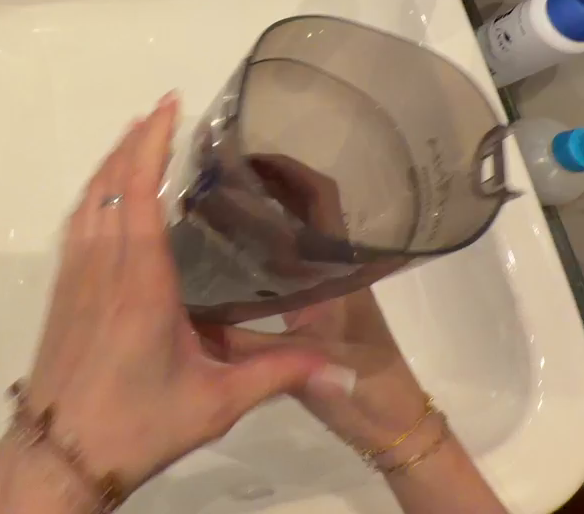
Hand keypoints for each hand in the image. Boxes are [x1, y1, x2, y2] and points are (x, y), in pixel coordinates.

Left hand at [14, 93, 334, 490]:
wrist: (59, 453)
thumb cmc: (138, 423)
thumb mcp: (215, 402)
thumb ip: (276, 373)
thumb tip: (340, 366)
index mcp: (141, 279)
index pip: (141, 190)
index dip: (152, 142)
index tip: (169, 106)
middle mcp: (104, 261)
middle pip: (113, 180)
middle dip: (136, 138)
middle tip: (163, 110)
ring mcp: (76, 270)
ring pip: (90, 196)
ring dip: (113, 159)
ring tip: (138, 137)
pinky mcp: (61, 284)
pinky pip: (77, 219)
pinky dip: (94, 189)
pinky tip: (106, 189)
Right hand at [202, 155, 429, 450]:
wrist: (397, 430)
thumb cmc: (363, 390)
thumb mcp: (301, 366)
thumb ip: (245, 344)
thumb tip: (186, 317)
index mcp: (338, 267)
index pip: (322, 198)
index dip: (290, 169)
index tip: (249, 154)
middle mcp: (333, 266)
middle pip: (305, 205)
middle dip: (268, 180)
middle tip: (218, 169)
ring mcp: (325, 285)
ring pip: (296, 230)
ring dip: (265, 207)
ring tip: (215, 195)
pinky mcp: (317, 305)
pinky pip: (288, 259)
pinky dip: (261, 242)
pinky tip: (226, 248)